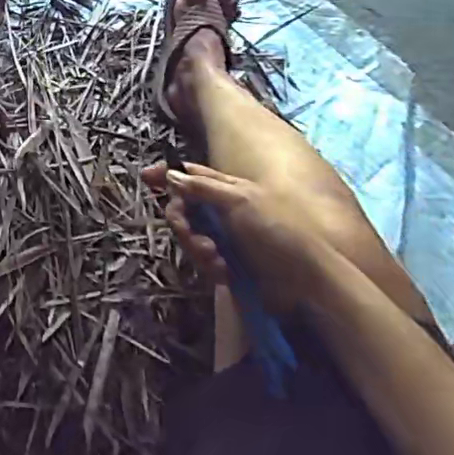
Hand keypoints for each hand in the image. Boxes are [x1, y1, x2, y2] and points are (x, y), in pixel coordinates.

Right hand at [143, 161, 332, 311]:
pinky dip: (208, 265)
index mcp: (225, 186)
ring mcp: (223, 236)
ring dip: (196, 247)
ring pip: (189, 236)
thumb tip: (171, 174)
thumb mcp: (239, 199)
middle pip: (182, 207)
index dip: (166, 174)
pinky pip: (202, 260)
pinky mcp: (227, 262)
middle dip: (182, 222)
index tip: (145, 177)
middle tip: (192, 234)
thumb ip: (202, 187)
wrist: (308, 280)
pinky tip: (223, 272)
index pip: (187, 174)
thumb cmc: (277, 229)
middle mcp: (220, 208)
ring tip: (216, 259)